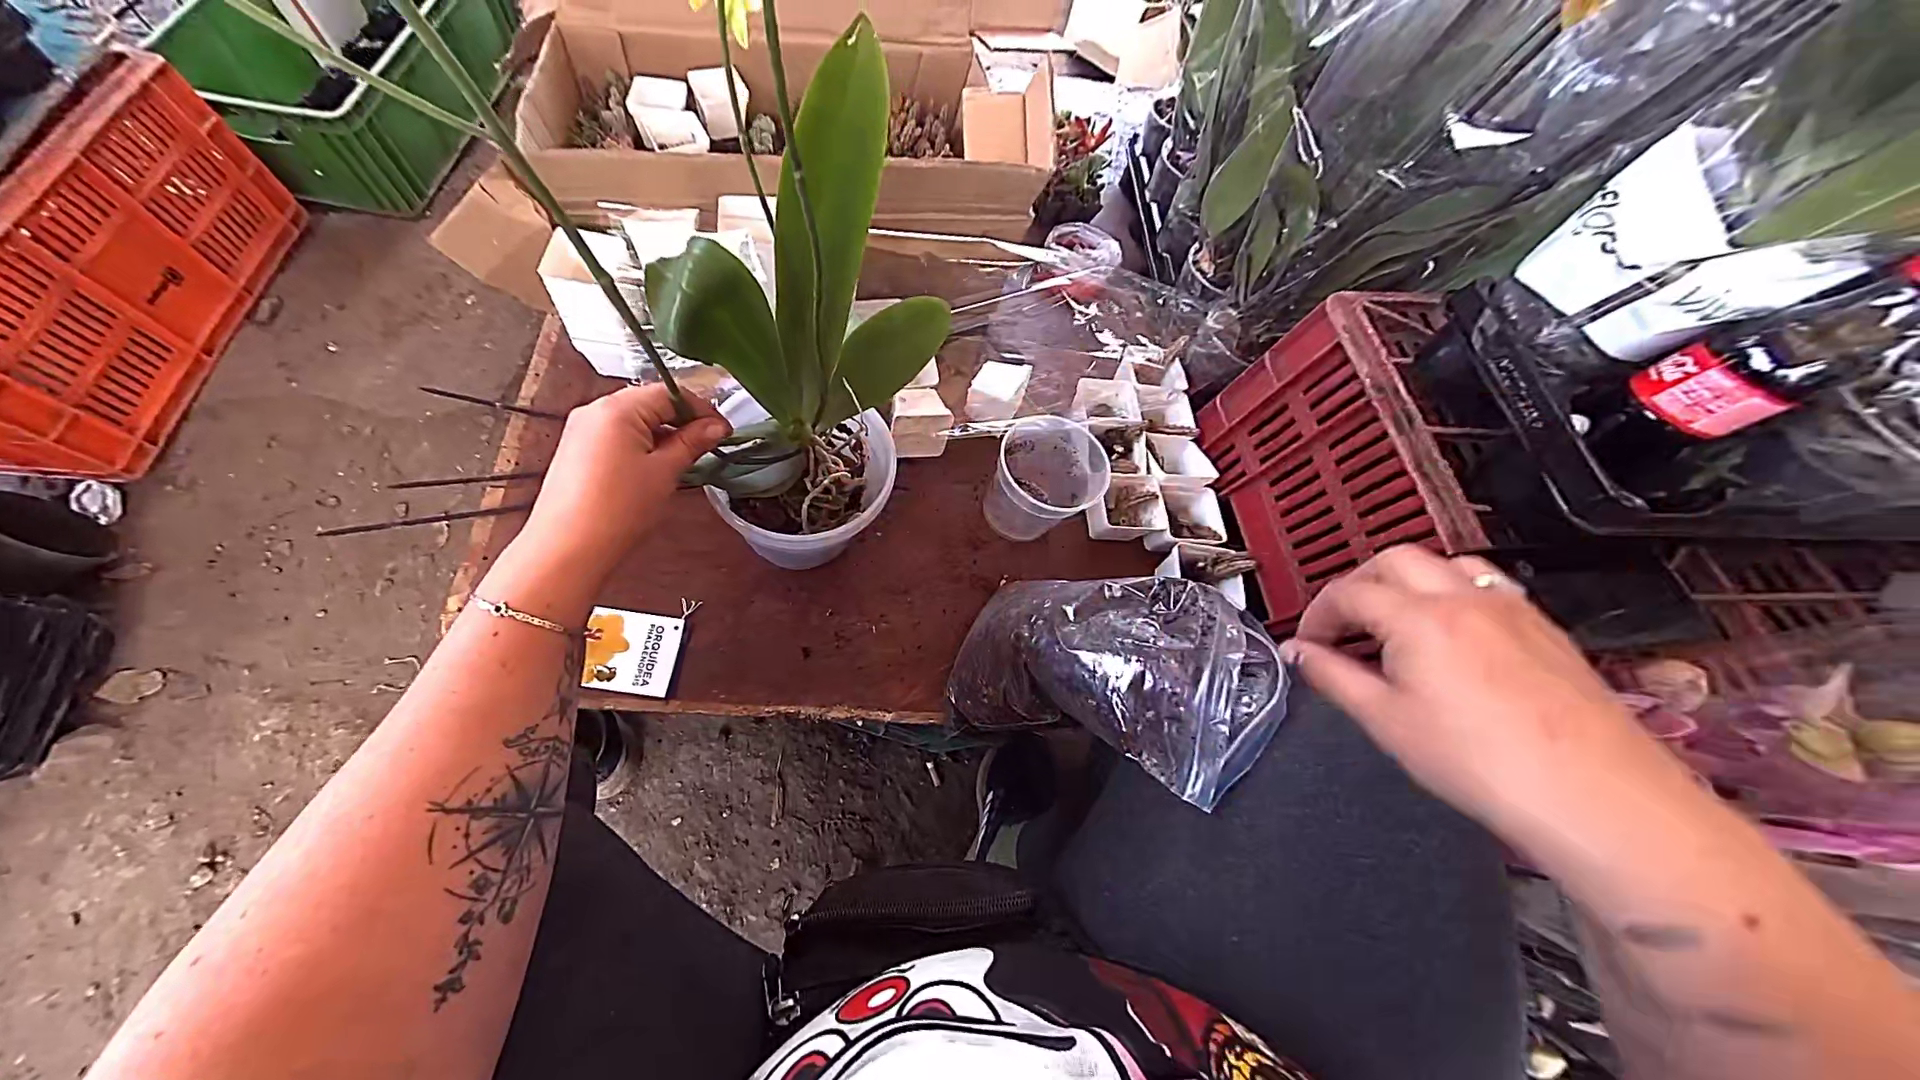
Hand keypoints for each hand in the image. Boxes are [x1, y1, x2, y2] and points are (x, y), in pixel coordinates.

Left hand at [513, 385, 730, 582]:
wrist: (569, 547)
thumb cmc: (616, 509)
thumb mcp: (665, 472)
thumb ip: (692, 443)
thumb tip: (714, 427)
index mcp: (617, 409)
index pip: (670, 392)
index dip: (702, 409)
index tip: (723, 429)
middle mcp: (595, 411)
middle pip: (650, 402)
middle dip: (683, 420)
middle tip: (710, 443)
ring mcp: (582, 430)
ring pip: (635, 419)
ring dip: (664, 433)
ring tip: (686, 458)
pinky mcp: (578, 449)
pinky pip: (618, 435)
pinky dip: (643, 444)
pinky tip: (657, 467)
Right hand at [1283, 546, 1693, 845]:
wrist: (1600, 802)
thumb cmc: (1496, 766)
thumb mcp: (1385, 721)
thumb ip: (1332, 676)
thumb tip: (1302, 654)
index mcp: (1421, 619)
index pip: (1348, 593)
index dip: (1317, 614)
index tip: (1309, 640)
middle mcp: (1468, 601)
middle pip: (1393, 561)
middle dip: (1355, 585)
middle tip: (1340, 622)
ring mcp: (1512, 611)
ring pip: (1442, 565)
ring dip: (1404, 582)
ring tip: (1389, 621)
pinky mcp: (1544, 630)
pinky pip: (1485, 587)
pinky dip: (1449, 595)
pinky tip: (1445, 635)